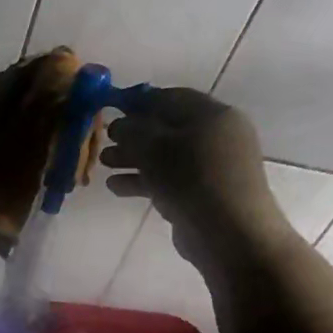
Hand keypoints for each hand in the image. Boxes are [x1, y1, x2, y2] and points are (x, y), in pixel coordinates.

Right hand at [99, 88, 286, 246]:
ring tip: (103, 164)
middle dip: (132, 135)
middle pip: (166, 128)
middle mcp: (216, 136)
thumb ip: (131, 130)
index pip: (170, 97)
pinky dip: (144, 180)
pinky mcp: (204, 193)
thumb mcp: (154, 147)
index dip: (138, 102)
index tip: (110, 110)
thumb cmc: (192, 179)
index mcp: (212, 114)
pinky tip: (116, 187)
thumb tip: (119, 125)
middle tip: (105, 141)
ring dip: (133, 158)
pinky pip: (169, 179)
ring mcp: (212, 167)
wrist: (229, 234)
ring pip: (165, 156)